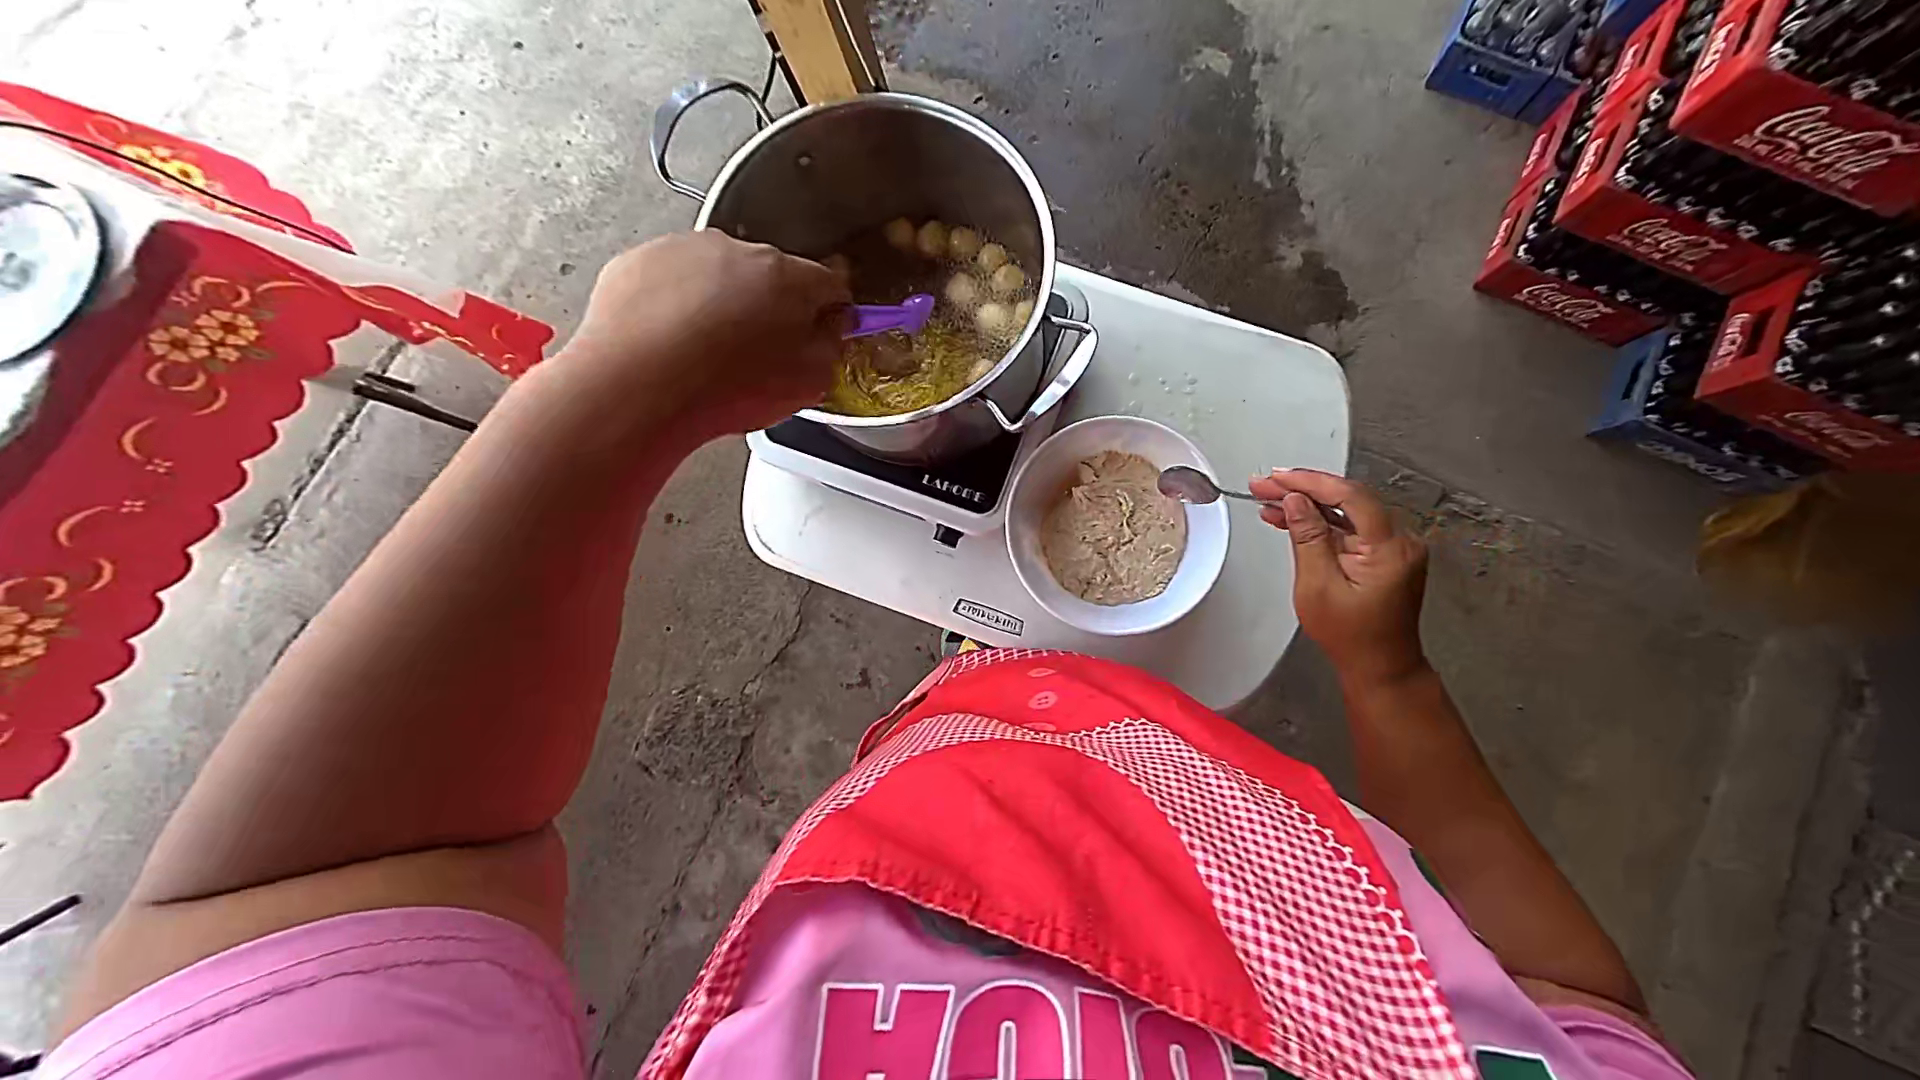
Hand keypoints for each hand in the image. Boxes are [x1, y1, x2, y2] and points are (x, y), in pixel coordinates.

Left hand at [530, 231, 850, 443]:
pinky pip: (673, 281)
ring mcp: (684, 251)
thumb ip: (830, 346)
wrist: (636, 387)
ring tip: (711, 356)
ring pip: (719, 275)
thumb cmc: (722, 387)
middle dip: (772, 310)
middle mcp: (737, 251)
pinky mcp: (639, 262)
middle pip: (771, 276)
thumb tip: (830, 329)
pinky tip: (675, 345)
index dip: (830, 312)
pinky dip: (678, 307)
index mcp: (787, 277)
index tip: (822, 331)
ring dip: (723, 306)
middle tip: (761, 356)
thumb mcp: (808, 382)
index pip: (828, 284)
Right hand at [1251, 469, 1429, 684]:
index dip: (1310, 482)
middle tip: (1266, 485)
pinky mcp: (1383, 553)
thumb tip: (1296, 502)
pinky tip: (1292, 518)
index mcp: (1389, 549)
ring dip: (1307, 504)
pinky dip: (1320, 521)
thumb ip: (1308, 538)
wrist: (1378, 663)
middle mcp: (1399, 542)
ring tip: (1269, 500)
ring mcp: (1393, 547)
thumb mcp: (1318, 586)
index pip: (1350, 497)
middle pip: (1348, 499)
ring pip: (1346, 511)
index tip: (1279, 478)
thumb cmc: (1352, 635)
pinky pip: (1349, 526)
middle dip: (1303, 489)